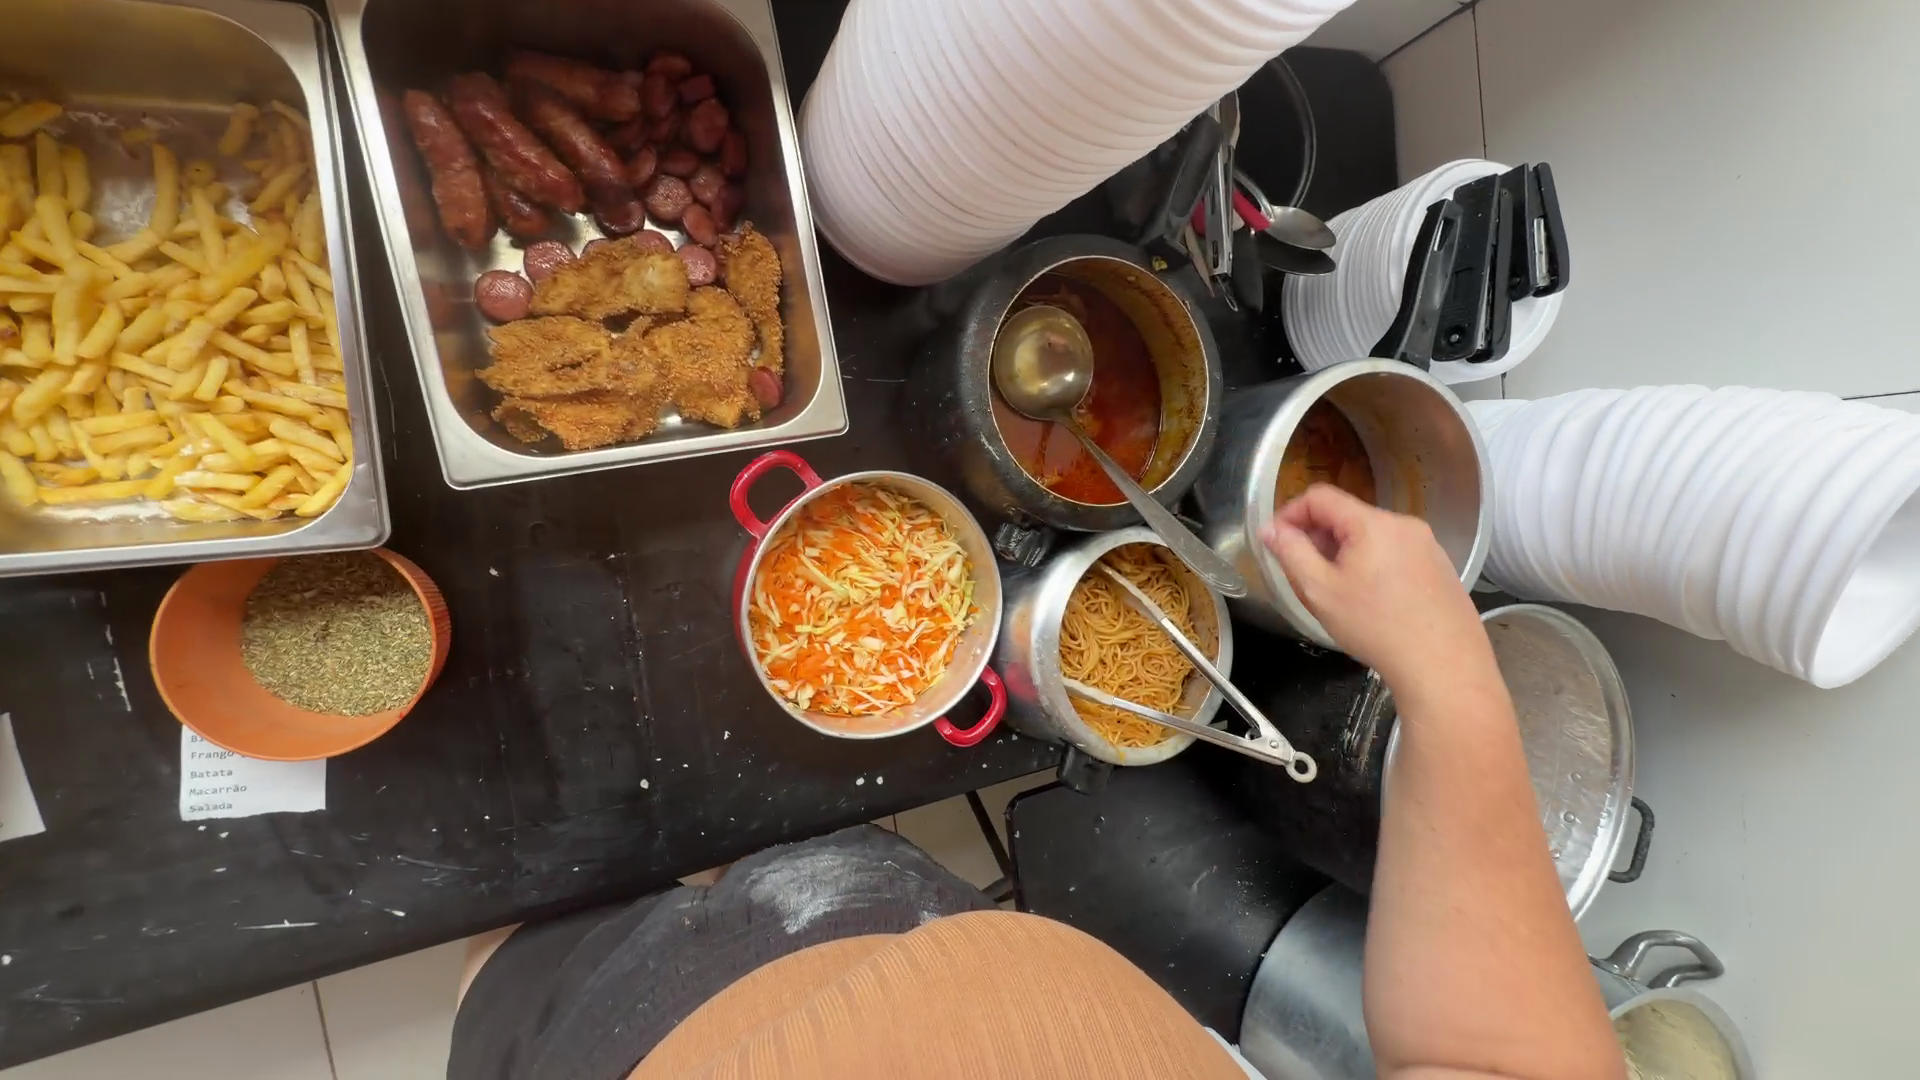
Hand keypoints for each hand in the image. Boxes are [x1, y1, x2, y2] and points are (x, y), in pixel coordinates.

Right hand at [1260, 484, 1493, 693]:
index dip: (1289, 513)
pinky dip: (1370, 564)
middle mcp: (1403, 525)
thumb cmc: (1375, 627)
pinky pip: (1392, 552)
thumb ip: (1290, 552)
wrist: (1444, 666)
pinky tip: (1369, 600)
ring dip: (1342, 552)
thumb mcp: (1319, 590)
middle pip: (1346, 515)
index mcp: (1372, 524)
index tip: (1276, 541)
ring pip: (1369, 535)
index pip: (1320, 497)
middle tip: (1302, 573)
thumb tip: (1270, 529)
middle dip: (1316, 537)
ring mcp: (1426, 545)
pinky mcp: (1439, 566)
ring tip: (1335, 591)